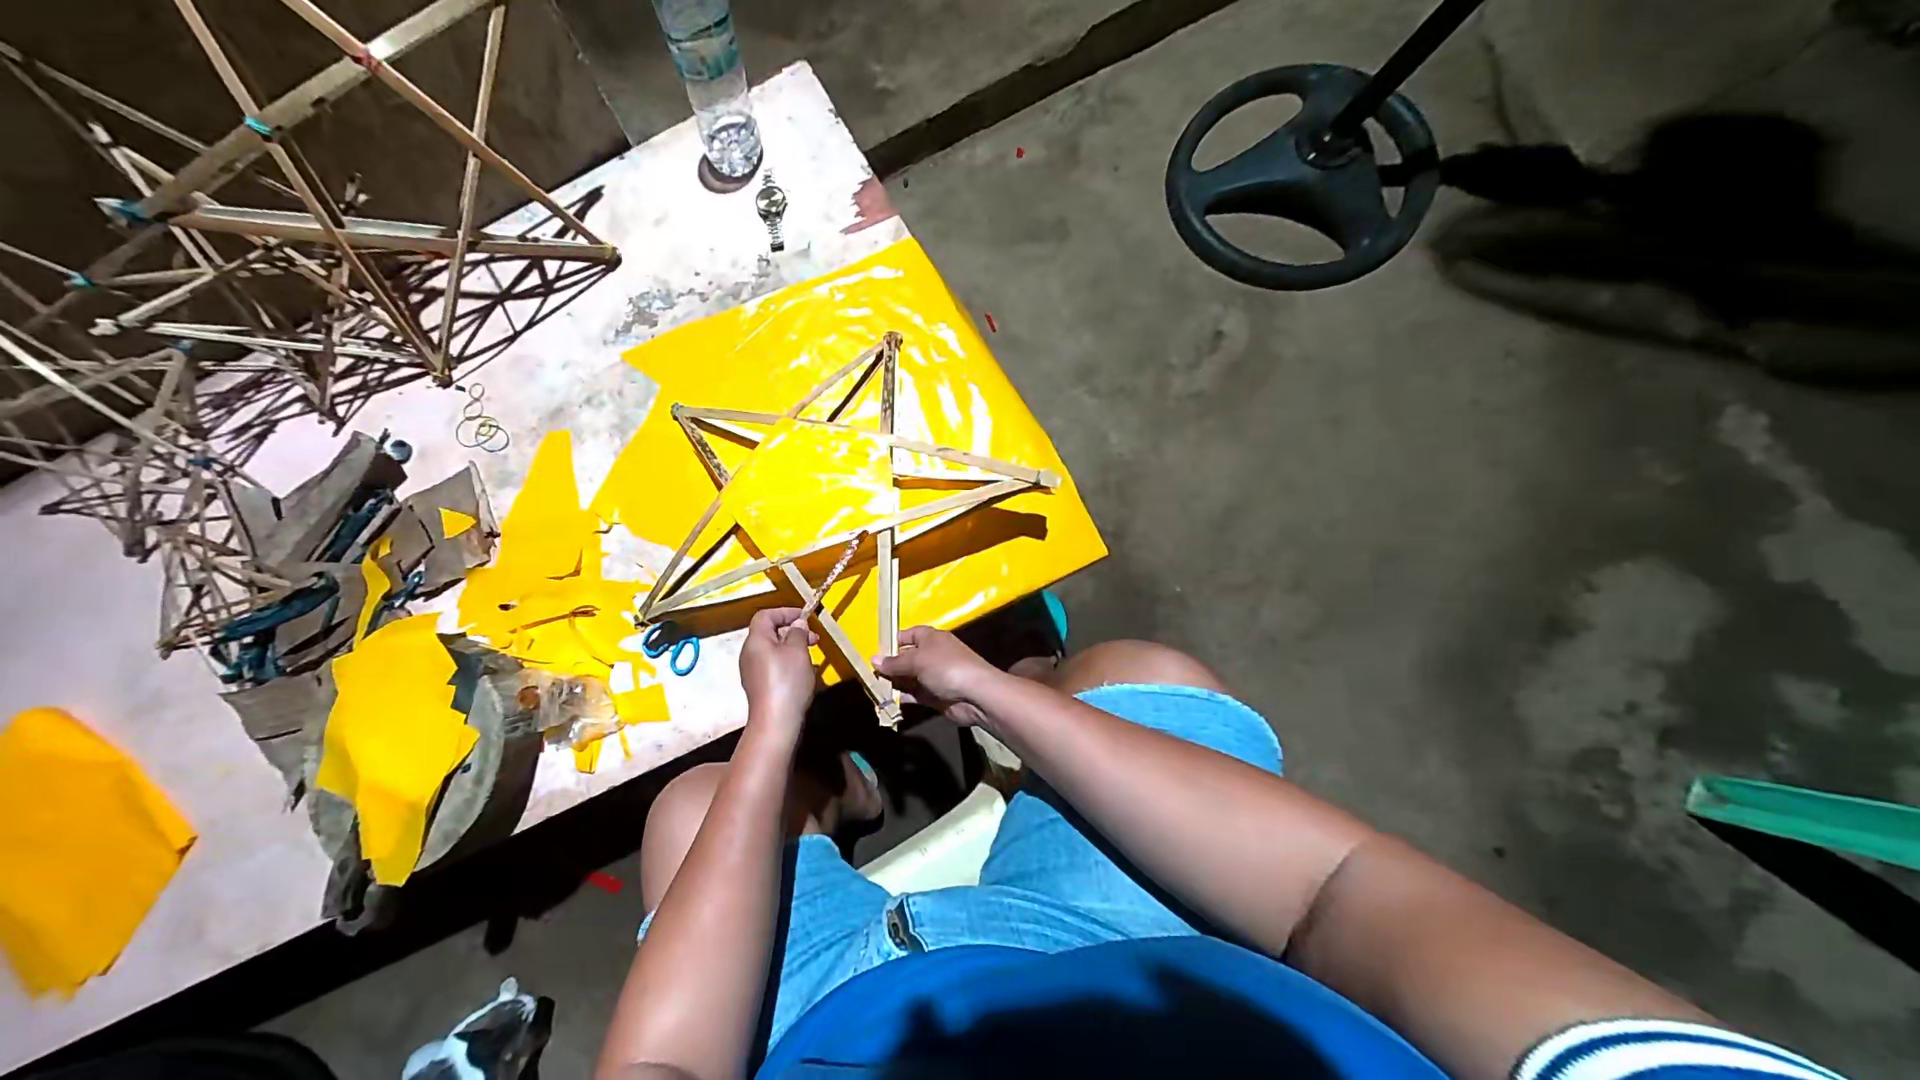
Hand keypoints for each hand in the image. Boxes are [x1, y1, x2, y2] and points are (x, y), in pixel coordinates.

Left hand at [739, 607, 818, 735]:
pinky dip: (789, 663)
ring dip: (793, 648)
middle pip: (769, 632)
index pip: (766, 615)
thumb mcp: (798, 651)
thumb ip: (798, 632)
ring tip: (811, 656)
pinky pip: (774, 665)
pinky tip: (804, 673)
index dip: (785, 612)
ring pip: (773, 650)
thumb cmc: (787, 681)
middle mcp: (750, 653)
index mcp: (756, 641)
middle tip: (813, 638)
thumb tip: (797, 624)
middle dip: (793, 631)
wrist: (776, 721)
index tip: (805, 618)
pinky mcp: (760, 685)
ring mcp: (753, 671)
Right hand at [873, 626, 1002, 726]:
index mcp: (931, 639)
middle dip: (889, 665)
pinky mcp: (935, 695)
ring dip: (893, 683)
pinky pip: (914, 694)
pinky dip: (902, 697)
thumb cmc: (946, 667)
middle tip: (869, 674)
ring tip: (874, 688)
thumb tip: (874, 659)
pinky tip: (887, 700)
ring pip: (908, 678)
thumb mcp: (917, 660)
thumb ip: (895, 662)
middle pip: (905, 658)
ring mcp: (933, 676)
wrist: (976, 694)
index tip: (874, 651)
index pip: (908, 635)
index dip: (892, 641)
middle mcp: (932, 655)